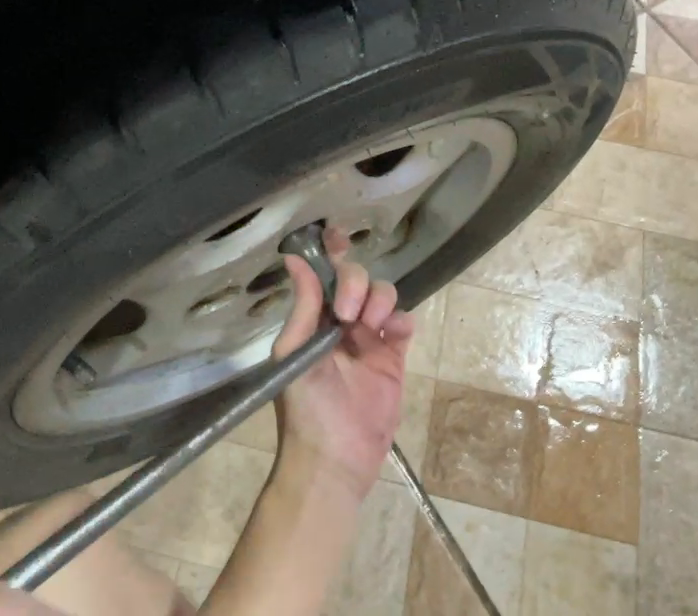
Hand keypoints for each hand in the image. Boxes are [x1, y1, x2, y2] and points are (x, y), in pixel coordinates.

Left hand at [269, 227, 412, 496]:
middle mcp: (340, 322)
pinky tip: (393, 334)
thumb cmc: (305, 408)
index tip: (338, 236)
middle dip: (355, 283)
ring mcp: (368, 340)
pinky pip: (402, 324)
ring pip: (383, 295)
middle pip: (357, 278)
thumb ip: (303, 307)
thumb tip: (294, 258)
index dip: (331, 252)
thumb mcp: (295, 354)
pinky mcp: (392, 360)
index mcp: (312, 319)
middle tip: (346, 311)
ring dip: (379, 299)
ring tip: (370, 325)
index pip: (323, 274)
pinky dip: (401, 321)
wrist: (334, 460)